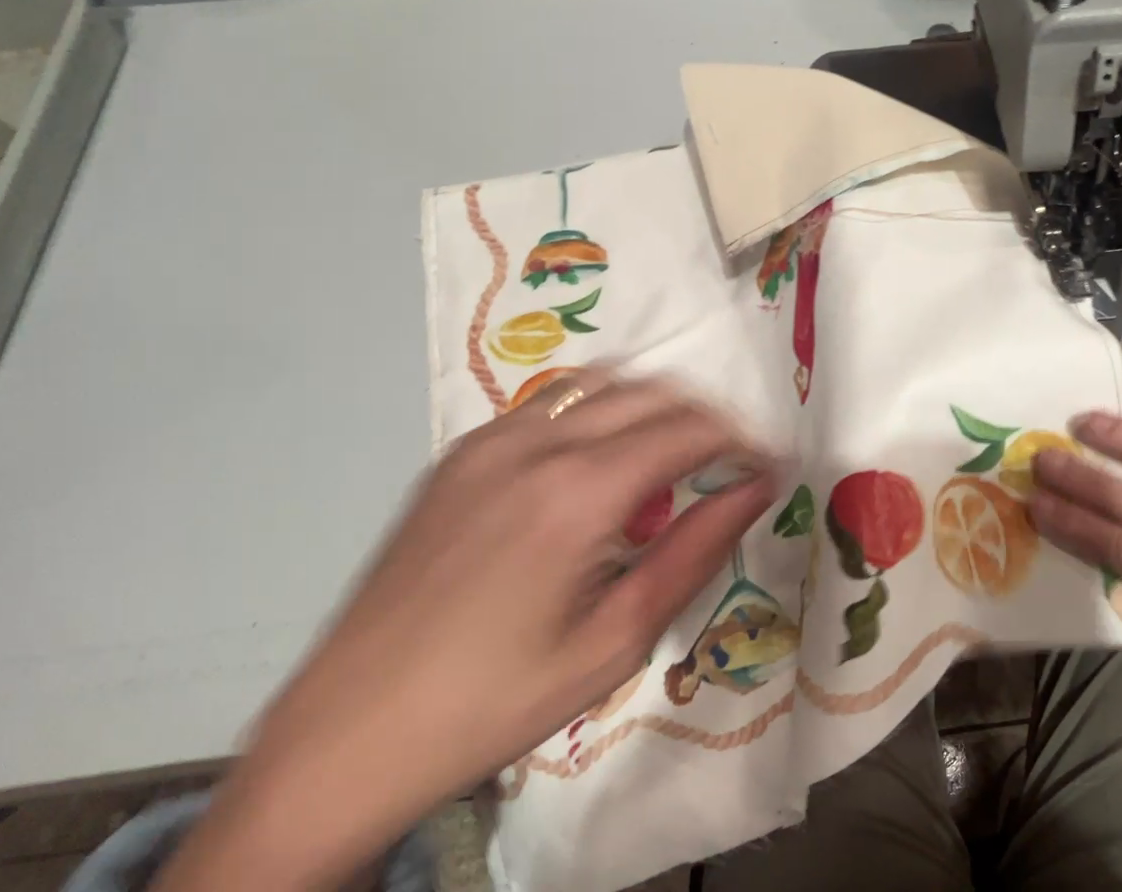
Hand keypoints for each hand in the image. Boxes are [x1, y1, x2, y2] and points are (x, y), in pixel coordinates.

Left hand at [154, 368, 777, 891]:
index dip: (744, 439)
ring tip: (679, 455)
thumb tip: (758, 489)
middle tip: (736, 461)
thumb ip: (694, 551)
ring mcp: (484, 444)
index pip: (689, 429)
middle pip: (648, 391)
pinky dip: (597, 415)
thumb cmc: (497, 701)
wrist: (348, 734)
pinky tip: (602, 469)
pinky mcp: (454, 459)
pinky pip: (547, 408)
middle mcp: (532, 444)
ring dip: (652, 406)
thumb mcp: (615, 640)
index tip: (773, 465)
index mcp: (578, 491)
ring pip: (596, 386)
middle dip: (706, 416)